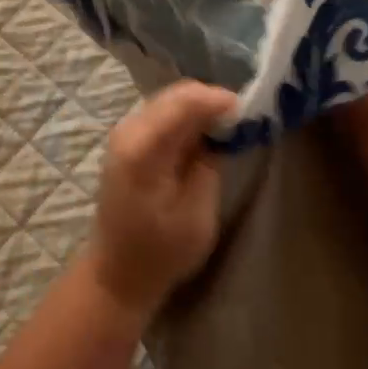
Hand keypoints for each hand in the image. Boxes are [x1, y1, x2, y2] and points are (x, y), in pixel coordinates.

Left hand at [84, 81, 232, 319]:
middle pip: (176, 95)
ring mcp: (123, 134)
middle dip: (211, 99)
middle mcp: (128, 131)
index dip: (219, 100)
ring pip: (168, 101)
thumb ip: (209, 164)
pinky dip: (185, 116)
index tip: (250, 111)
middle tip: (245, 118)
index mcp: (143, 148)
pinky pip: (161, 114)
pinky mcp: (127, 142)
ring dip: (199, 106)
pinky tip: (205, 134)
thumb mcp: (198, 214)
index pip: (185, 102)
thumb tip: (222, 130)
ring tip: (230, 125)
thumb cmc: (161, 252)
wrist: (118, 273)